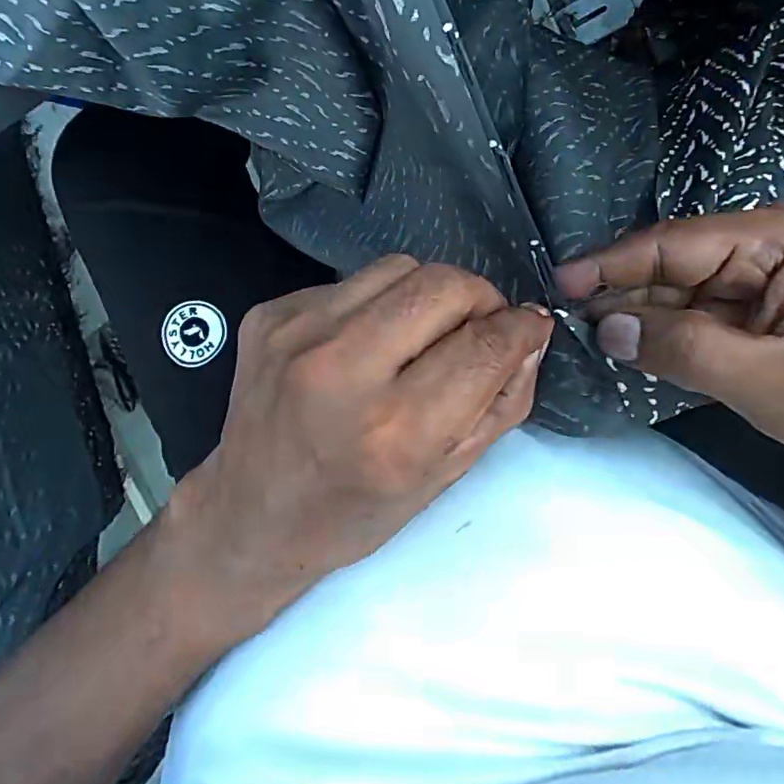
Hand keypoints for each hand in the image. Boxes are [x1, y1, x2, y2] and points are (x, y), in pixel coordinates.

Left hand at [161, 255, 553, 620]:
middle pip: (446, 286)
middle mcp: (342, 373)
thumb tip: (531, 333)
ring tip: (424, 333)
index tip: (532, 326)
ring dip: (433, 294)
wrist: (251, 516)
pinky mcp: (271, 314)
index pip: (486, 346)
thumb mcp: (449, 474)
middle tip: (480, 328)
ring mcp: (298, 335)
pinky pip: (356, 280)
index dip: (523, 327)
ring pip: (404, 267)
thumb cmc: (360, 510)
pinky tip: (370, 341)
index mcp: (396, 432)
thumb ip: (504, 401)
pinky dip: (382, 302)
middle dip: (483, 300)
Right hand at [554, 205, 783, 474]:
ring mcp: (757, 283)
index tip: (560, 284)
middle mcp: (762, 249)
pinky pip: (694, 320)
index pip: (676, 244)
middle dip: (622, 293)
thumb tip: (608, 328)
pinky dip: (662, 337)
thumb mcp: (772, 380)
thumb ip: (687, 351)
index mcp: (778, 239)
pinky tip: (628, 350)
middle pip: (673, 266)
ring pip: (678, 295)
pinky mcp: (752, 317)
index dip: (614, 264)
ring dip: (638, 318)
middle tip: (563, 321)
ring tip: (585, 337)